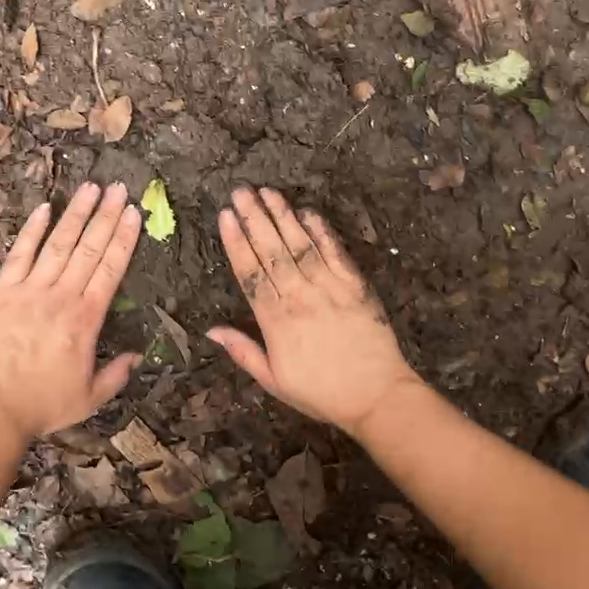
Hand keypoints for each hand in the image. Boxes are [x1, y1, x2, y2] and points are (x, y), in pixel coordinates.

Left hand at [0, 182, 143, 441]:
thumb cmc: (42, 405)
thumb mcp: (90, 398)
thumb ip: (116, 374)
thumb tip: (136, 356)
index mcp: (86, 319)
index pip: (111, 268)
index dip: (124, 238)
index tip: (133, 212)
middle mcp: (61, 296)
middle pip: (89, 248)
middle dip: (105, 215)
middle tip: (118, 187)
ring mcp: (29, 290)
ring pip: (58, 243)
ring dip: (76, 214)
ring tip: (90, 188)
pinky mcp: (2, 292)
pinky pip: (19, 254)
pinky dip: (32, 230)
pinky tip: (44, 208)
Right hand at [209, 187, 423, 436]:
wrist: (378, 397)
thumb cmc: (322, 392)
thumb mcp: (274, 381)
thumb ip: (242, 351)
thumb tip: (210, 330)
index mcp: (276, 321)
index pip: (250, 273)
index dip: (236, 242)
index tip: (225, 216)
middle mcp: (300, 298)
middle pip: (272, 251)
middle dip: (254, 218)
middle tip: (241, 191)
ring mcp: (330, 288)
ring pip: (300, 245)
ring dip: (282, 216)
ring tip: (267, 192)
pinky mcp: (355, 285)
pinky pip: (335, 252)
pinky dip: (321, 231)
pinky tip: (307, 212)